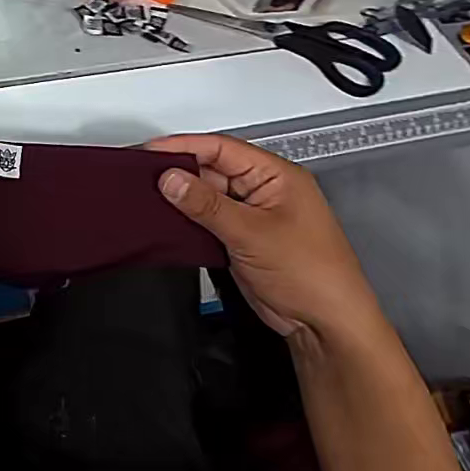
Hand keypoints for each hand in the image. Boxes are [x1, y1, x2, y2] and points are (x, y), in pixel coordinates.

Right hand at [146, 134, 378, 338]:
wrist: (324, 324)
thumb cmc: (314, 275)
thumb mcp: (252, 233)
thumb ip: (206, 204)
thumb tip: (172, 179)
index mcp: (276, 175)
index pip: (222, 148)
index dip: (185, 146)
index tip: (154, 150)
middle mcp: (264, 190)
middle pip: (212, 169)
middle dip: (180, 172)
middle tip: (146, 176)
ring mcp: (252, 215)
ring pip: (207, 196)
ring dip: (182, 198)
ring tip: (151, 198)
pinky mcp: (241, 238)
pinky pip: (208, 220)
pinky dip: (189, 220)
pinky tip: (169, 222)